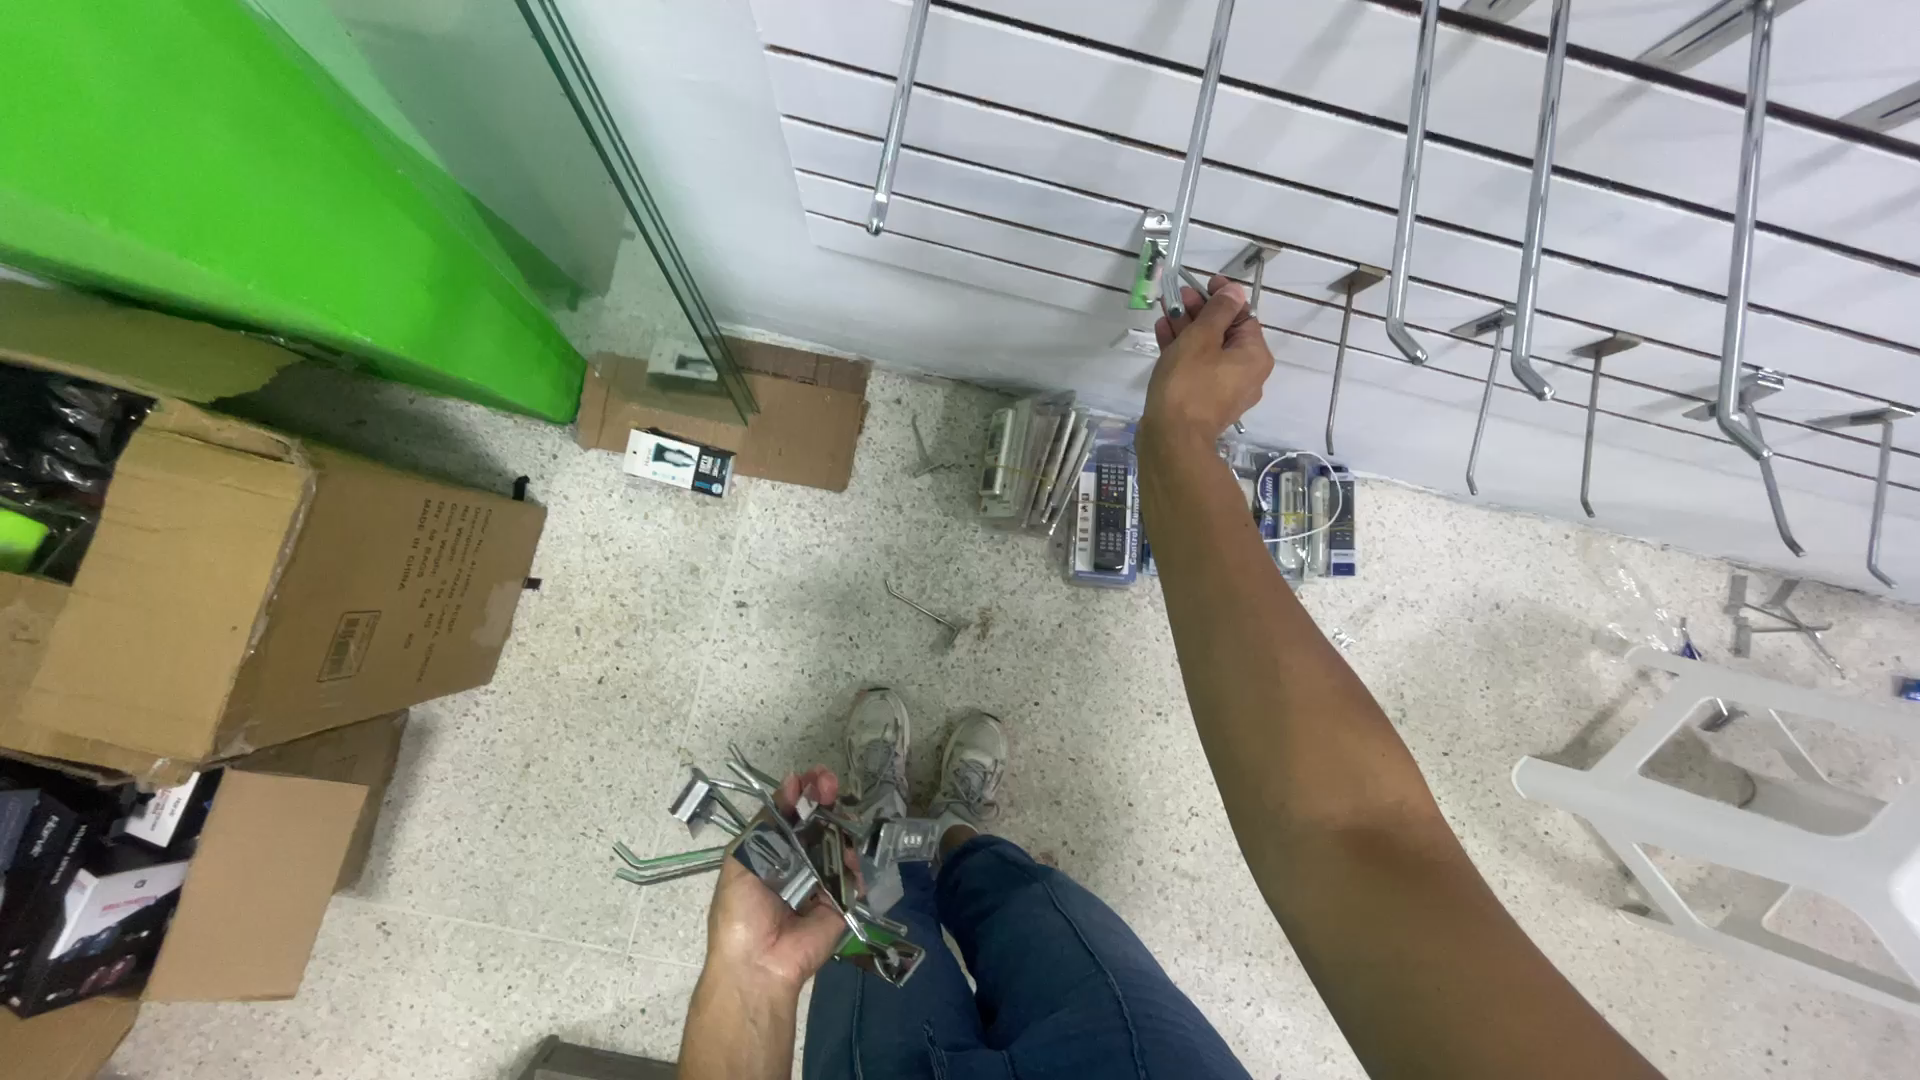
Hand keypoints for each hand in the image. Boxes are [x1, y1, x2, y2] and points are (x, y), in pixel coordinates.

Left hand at [702, 766, 850, 997]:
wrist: (757, 965)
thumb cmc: (741, 913)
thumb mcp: (742, 860)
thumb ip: (767, 822)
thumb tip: (790, 783)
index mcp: (774, 850)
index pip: (792, 812)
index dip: (802, 791)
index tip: (811, 775)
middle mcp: (800, 860)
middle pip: (819, 820)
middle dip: (826, 796)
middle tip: (830, 783)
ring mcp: (823, 878)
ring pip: (839, 840)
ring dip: (841, 824)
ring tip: (838, 818)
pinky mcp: (842, 898)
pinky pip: (853, 873)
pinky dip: (854, 863)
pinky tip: (848, 858)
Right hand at [1144, 276, 1273, 443]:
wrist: (1172, 439)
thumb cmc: (1188, 384)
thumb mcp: (1201, 338)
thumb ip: (1218, 312)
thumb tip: (1234, 292)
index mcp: (1254, 356)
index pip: (1243, 316)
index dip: (1222, 297)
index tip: (1204, 283)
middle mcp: (1246, 374)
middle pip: (1224, 334)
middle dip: (1199, 313)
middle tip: (1177, 297)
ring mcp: (1225, 391)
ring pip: (1208, 352)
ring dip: (1187, 330)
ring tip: (1164, 313)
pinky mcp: (1204, 402)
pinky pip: (1198, 370)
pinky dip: (1183, 353)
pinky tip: (1164, 335)